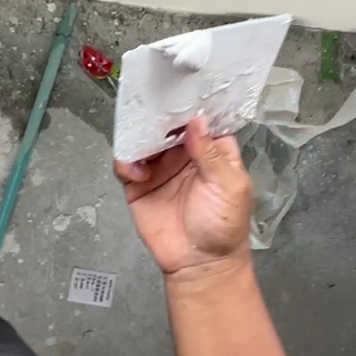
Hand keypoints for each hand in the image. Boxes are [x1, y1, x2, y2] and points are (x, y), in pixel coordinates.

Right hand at [115, 118, 254, 278]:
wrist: (198, 264)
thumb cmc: (224, 226)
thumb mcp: (229, 186)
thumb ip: (211, 153)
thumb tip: (197, 120)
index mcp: (212, 152)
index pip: (200, 120)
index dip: (191, 106)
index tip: (180, 91)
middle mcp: (183, 155)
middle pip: (166, 126)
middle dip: (158, 118)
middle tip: (151, 113)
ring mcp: (159, 169)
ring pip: (143, 141)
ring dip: (138, 139)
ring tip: (141, 147)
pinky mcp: (137, 185)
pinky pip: (126, 165)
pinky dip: (126, 163)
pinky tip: (136, 173)